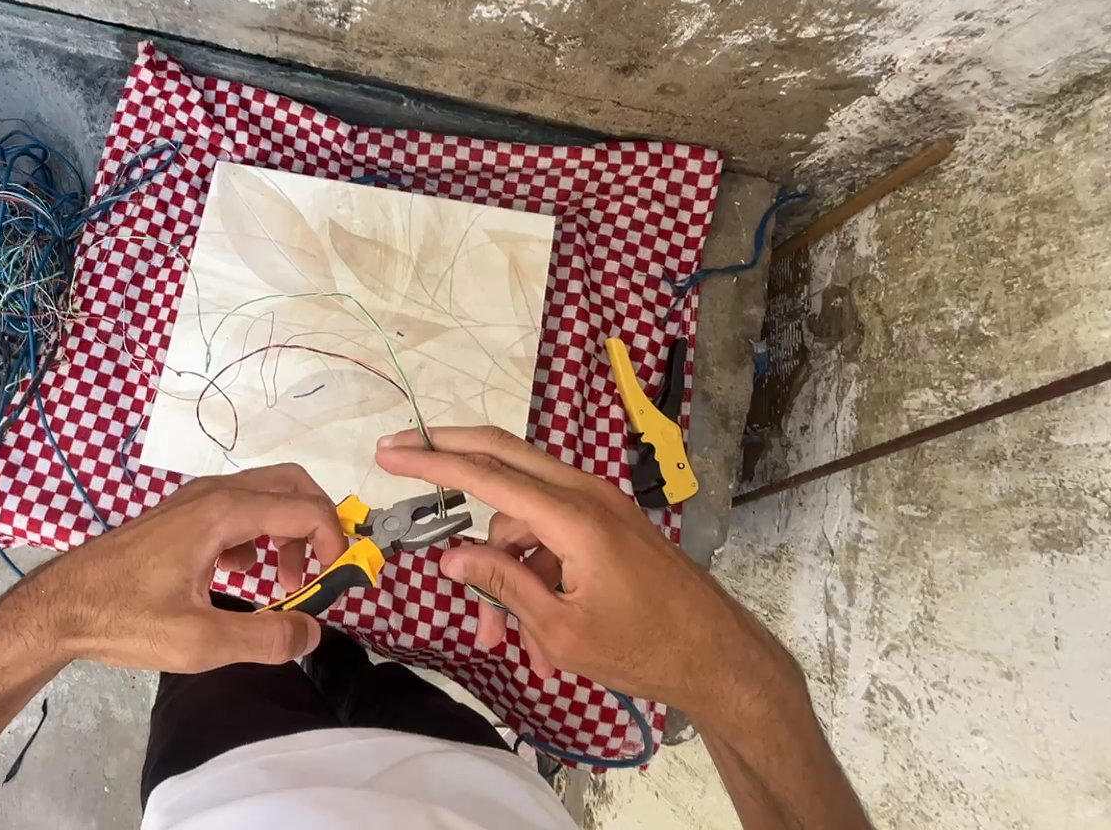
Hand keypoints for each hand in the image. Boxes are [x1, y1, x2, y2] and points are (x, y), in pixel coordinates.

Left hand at [6, 463, 348, 673]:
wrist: (62, 605)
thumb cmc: (127, 618)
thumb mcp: (199, 642)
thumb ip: (264, 638)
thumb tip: (313, 632)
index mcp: (225, 512)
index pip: (306, 509)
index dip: (334, 543)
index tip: (336, 583)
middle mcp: (216, 492)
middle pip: (291, 484)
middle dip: (317, 524)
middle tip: (319, 571)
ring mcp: (197, 499)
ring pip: (266, 495)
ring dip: (289, 530)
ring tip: (283, 583)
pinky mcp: (185, 513)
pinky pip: (240, 507)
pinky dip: (260, 533)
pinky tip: (241, 574)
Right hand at [375, 427, 798, 719]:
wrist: (723, 660)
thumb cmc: (644, 650)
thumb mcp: (561, 629)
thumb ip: (502, 583)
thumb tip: (450, 555)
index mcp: (571, 515)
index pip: (484, 474)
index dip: (429, 460)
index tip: (387, 451)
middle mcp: (582, 492)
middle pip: (499, 452)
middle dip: (445, 451)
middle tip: (397, 450)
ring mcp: (595, 503)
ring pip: (520, 513)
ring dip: (500, 564)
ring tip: (501, 638)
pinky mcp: (602, 521)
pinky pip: (546, 531)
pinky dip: (530, 571)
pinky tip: (534, 631)